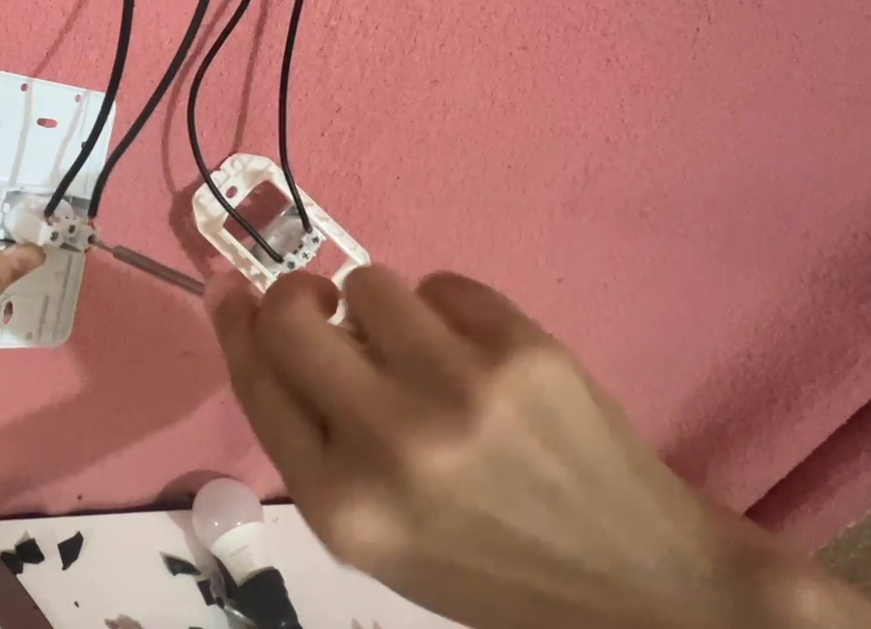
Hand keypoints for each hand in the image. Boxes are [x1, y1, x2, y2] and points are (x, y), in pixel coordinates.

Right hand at [206, 266, 870, 628]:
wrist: (643, 589)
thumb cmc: (479, 560)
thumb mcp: (368, 529)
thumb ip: (304, 431)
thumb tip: (252, 311)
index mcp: (341, 505)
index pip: (255, 378)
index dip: (234, 322)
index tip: (227, 286)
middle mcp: (388, 443)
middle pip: (292, 313)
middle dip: (296, 295)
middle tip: (324, 308)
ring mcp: (459, 389)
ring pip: (370, 280)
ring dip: (380, 309)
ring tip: (424, 354)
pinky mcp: (525, 349)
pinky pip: (444, 283)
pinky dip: (448, 311)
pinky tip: (480, 358)